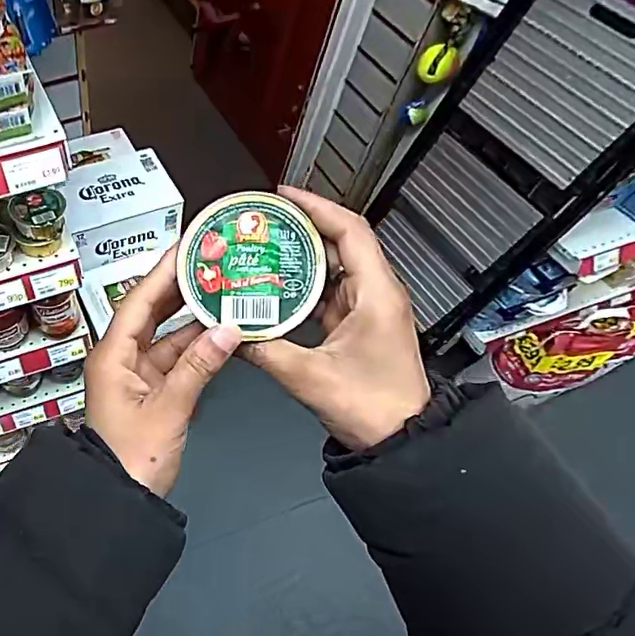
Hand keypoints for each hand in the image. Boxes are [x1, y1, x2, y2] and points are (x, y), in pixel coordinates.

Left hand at [85, 250, 240, 494]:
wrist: (119, 500)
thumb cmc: (128, 461)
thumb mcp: (169, 409)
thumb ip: (200, 367)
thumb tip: (226, 331)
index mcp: (112, 356)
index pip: (139, 300)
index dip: (164, 271)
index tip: (187, 247)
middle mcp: (120, 360)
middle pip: (152, 313)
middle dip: (181, 288)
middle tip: (210, 263)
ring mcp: (136, 376)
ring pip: (167, 337)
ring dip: (194, 320)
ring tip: (223, 293)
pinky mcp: (150, 393)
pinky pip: (175, 360)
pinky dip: (197, 349)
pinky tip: (220, 336)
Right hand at [239, 186, 431, 450]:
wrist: (401, 438)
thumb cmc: (378, 408)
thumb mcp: (309, 376)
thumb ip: (265, 350)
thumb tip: (233, 333)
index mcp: (377, 294)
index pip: (349, 230)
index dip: (316, 207)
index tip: (284, 197)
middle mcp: (377, 294)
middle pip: (338, 243)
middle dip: (300, 229)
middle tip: (266, 224)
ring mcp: (368, 309)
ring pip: (331, 268)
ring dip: (299, 259)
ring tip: (265, 251)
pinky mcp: (358, 324)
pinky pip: (327, 293)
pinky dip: (302, 287)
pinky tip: (276, 291)